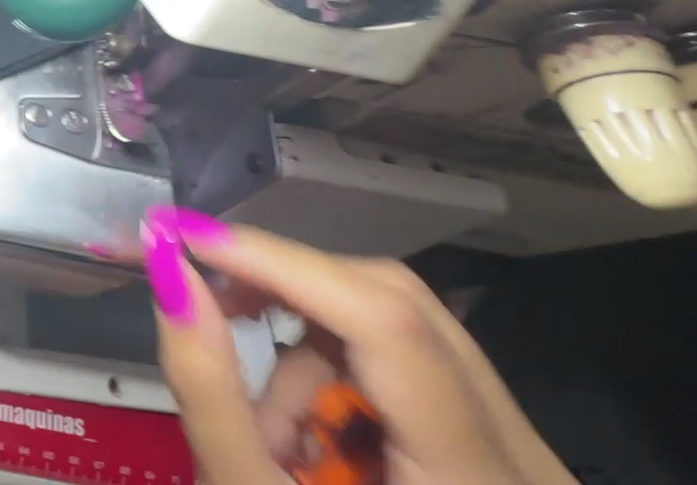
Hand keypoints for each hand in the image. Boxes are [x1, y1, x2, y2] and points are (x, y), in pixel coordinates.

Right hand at [142, 207, 575, 484]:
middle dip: (282, 290)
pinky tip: (305, 433)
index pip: (384, 320)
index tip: (182, 236)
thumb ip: (209, 389)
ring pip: (397, 324)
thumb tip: (170, 274)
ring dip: (303, 345)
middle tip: (203, 298)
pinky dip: (333, 371)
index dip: (278, 261)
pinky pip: (406, 361)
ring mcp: (524, 453)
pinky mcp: (500, 450)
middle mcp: (527, 458)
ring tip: (263, 424)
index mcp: (476, 481)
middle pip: (395, 303)